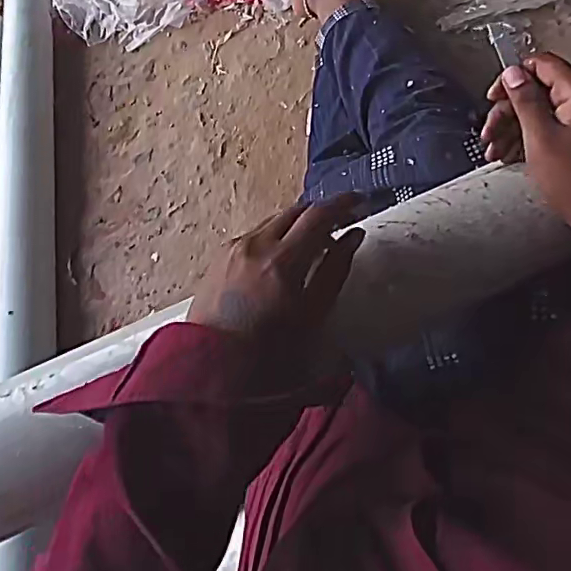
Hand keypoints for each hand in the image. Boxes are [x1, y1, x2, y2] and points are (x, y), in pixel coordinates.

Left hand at [189, 195, 365, 350]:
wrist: (211, 368)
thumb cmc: (269, 353)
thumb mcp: (313, 315)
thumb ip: (335, 270)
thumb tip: (352, 237)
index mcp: (282, 261)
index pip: (318, 215)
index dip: (343, 204)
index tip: (359, 201)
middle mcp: (255, 245)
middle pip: (295, 211)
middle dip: (321, 212)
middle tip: (341, 222)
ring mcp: (234, 249)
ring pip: (274, 221)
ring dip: (297, 224)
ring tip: (315, 242)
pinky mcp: (220, 257)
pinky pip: (255, 235)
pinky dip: (275, 236)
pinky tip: (284, 256)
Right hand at [481, 53, 570, 238]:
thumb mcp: (539, 137)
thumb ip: (525, 100)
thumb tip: (512, 72)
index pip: (544, 65)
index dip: (514, 77)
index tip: (495, 96)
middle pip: (538, 89)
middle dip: (509, 110)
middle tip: (490, 131)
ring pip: (538, 109)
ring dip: (511, 127)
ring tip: (494, 149)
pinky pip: (546, 125)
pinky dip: (525, 137)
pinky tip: (508, 153)